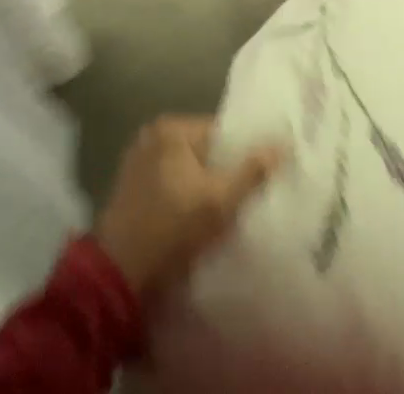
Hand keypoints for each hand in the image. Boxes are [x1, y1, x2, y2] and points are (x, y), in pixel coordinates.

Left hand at [94, 115, 286, 301]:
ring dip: (205, 185)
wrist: (119, 274)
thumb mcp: (221, 201)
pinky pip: (171, 181)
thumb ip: (254, 170)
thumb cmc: (173, 230)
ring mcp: (138, 160)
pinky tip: (195, 218)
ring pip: (188, 168)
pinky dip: (185, 194)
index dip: (244, 157)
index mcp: (171, 129)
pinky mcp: (131, 185)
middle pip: (206, 150)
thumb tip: (284, 143)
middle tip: (245, 198)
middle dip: (224, 171)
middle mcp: (151, 136)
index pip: (224, 133)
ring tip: (222, 211)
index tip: (259, 181)